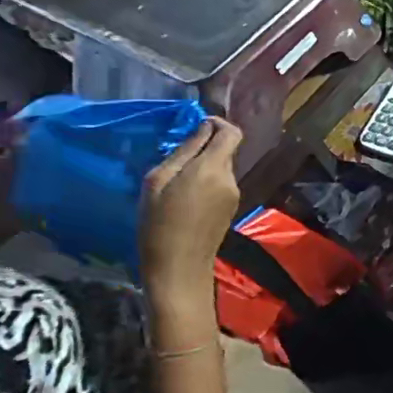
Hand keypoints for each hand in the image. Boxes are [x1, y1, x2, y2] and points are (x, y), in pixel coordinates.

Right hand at [139, 118, 242, 290]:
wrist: (178, 269)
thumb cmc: (158, 224)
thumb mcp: (159, 181)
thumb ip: (185, 151)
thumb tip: (204, 127)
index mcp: (213, 168)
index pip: (232, 132)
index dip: (217, 123)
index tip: (196, 126)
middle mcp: (230, 179)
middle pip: (225, 151)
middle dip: (204, 148)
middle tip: (175, 158)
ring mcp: (234, 196)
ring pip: (221, 168)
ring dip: (203, 167)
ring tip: (175, 182)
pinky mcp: (231, 210)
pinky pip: (220, 185)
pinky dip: (206, 182)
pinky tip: (185, 198)